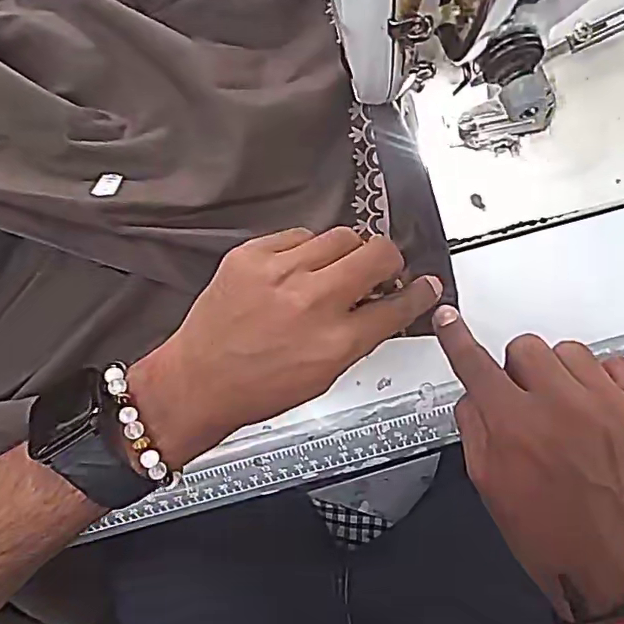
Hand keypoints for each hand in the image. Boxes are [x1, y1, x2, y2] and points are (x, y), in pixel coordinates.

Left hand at [128, 228, 440, 466]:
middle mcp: (313, 303)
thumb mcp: (324, 376)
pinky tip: (297, 268)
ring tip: (334, 269)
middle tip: (382, 269)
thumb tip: (382, 309)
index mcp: (337, 343)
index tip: (425, 285)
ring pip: (342, 236)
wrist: (198, 381)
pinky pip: (299, 235)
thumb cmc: (256, 388)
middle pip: (378, 254)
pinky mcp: (252, 256)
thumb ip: (358, 338)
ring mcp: (280, 274)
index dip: (418, 293)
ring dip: (348, 252)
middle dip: (389, 261)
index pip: (397, 306)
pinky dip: (306, 249)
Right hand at [433, 306, 623, 621]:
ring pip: (570, 351)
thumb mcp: (490, 487)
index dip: (457, 338)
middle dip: (519, 370)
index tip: (450, 319)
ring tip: (567, 410)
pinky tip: (597, 410)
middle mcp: (560, 408)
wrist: (615, 569)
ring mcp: (608, 406)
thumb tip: (472, 395)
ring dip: (560, 374)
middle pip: (526, 347)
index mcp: (514, 427)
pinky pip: (616, 364)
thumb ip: (475, 431)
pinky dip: (602, 380)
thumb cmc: (550, 535)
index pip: (475, 364)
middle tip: (528, 400)